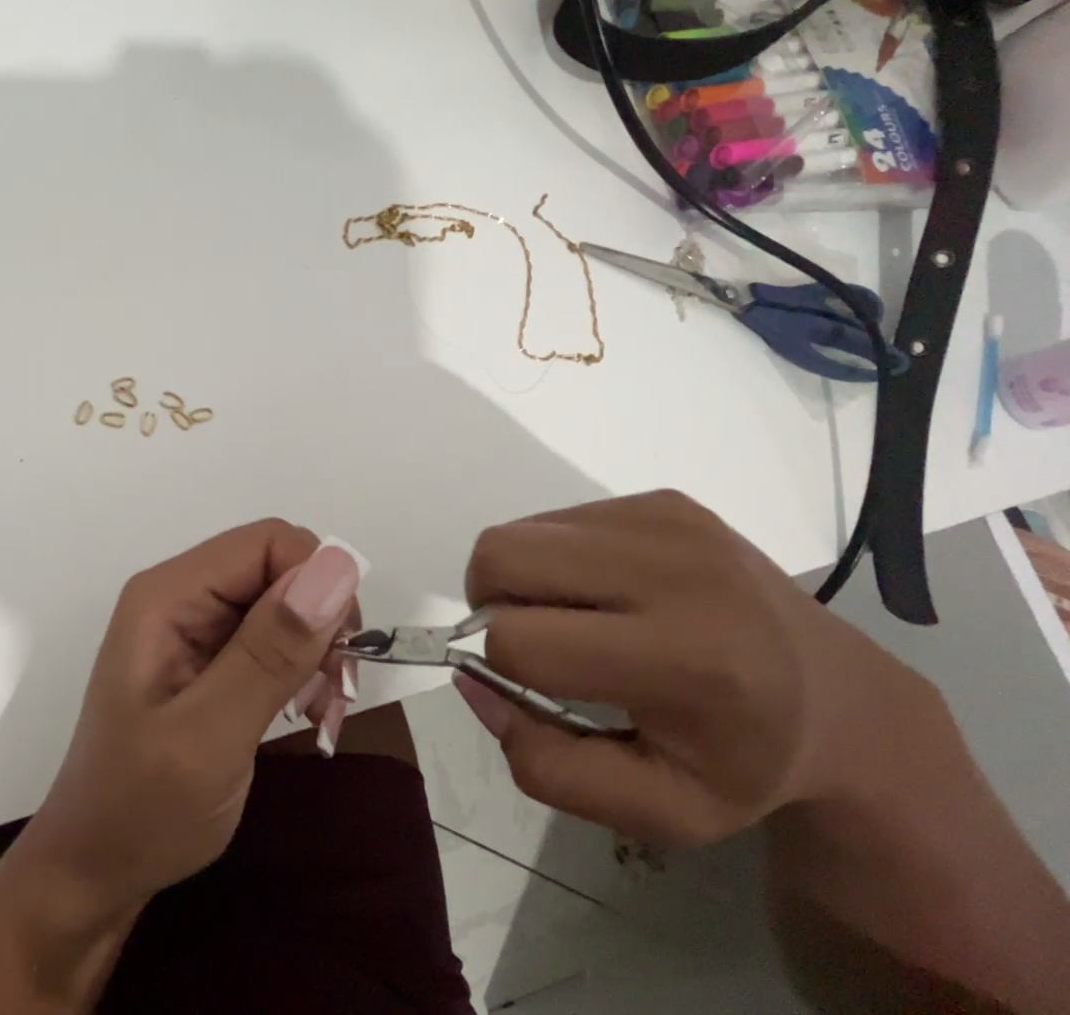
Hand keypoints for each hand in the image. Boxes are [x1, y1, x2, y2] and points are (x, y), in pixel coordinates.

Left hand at [14, 520, 361, 910]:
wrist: (97, 865)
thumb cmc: (141, 808)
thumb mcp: (208, 735)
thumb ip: (268, 653)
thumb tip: (336, 568)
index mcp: (166, 597)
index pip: (268, 542)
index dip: (316, 586)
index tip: (335, 657)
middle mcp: (178, 599)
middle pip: (278, 570)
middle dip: (320, 623)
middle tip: (330, 695)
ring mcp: (191, 631)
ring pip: (283, 606)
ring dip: (315, 652)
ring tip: (317, 712)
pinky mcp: (207, 664)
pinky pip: (271, 641)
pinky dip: (300, 672)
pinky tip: (304, 713)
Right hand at [454, 490, 949, 847]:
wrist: (842, 703)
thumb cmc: (741, 765)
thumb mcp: (652, 811)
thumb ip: (544, 764)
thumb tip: (471, 680)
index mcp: (685, 662)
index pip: (519, 640)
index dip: (503, 669)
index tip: (536, 689)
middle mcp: (678, 573)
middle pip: (501, 558)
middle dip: (490, 606)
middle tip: (531, 643)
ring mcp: (673, 525)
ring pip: (517, 533)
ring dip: (517, 581)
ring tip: (569, 618)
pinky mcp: (668, 503)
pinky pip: (557, 520)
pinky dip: (554, 559)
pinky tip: (603, 594)